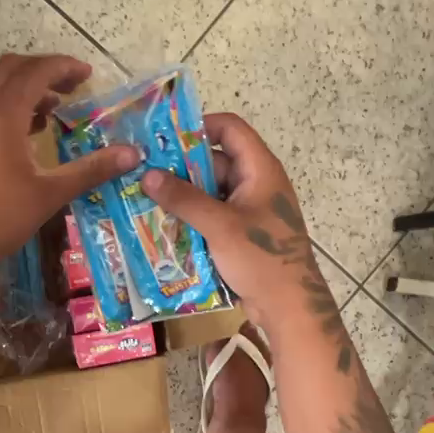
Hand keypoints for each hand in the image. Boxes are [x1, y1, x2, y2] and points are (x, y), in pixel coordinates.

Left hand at [0, 54, 137, 299]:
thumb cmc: (0, 221)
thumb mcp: (50, 195)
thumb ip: (90, 170)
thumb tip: (133, 155)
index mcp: (2, 117)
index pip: (35, 72)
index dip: (63, 67)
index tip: (88, 76)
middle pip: (10, 69)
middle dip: (42, 70)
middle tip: (71, 87)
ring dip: (24, 90)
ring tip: (53, 111)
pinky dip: (8, 109)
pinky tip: (25, 137)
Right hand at [140, 113, 329, 329]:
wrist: (288, 305)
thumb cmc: (260, 258)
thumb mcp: (219, 225)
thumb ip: (183, 199)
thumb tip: (148, 175)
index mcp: (259, 170)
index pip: (230, 129)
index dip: (200, 127)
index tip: (165, 140)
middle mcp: (255, 184)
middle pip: (215, 163)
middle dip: (181, 169)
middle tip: (145, 176)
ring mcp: (249, 211)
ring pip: (210, 194)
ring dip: (183, 199)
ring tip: (147, 202)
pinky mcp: (241, 236)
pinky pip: (213, 219)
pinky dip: (192, 221)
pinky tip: (165, 229)